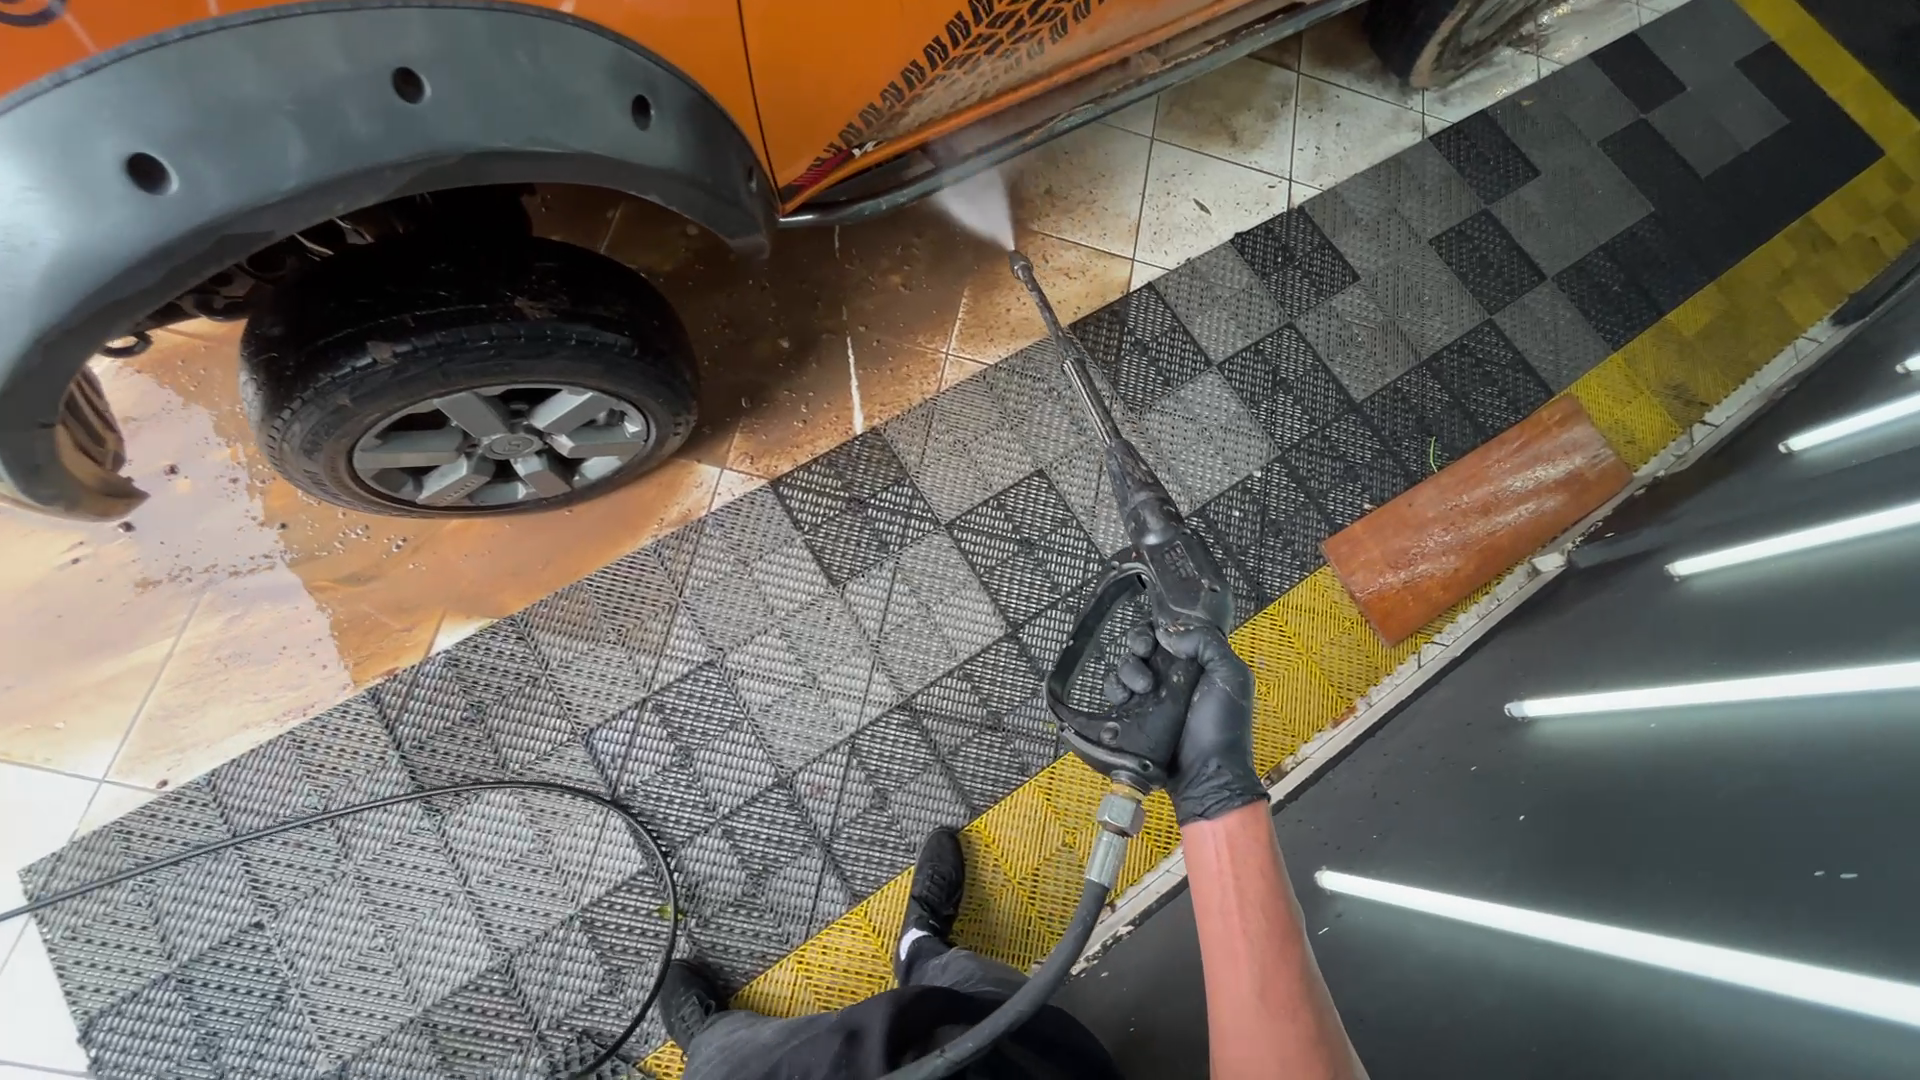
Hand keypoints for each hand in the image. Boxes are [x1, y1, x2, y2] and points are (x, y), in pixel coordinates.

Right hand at [1103, 621, 1264, 823]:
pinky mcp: (1134, 713)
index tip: (1157, 635)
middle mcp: (1172, 674)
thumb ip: (1206, 643)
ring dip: (1129, 669)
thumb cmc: (1222, 725)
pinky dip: (1114, 688)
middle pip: (1143, 643)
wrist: (1205, 773)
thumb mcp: (1230, 676)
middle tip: (1143, 653)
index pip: (1171, 631)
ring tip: (1142, 688)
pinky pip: (1115, 690)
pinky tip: (1125, 698)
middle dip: (1138, 642)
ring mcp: (1151, 694)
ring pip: (1127, 665)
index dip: (1160, 627)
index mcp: (1197, 662)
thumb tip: (1168, 634)